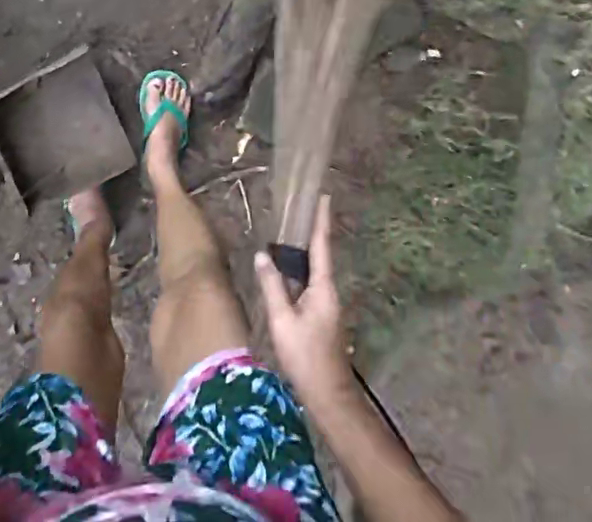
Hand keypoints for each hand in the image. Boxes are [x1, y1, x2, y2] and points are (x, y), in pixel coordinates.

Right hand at [254, 197, 352, 404]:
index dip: (321, 221)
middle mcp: (328, 291)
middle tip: (300, 205)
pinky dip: (298, 267)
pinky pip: (308, 282)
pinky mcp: (319, 314)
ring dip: (303, 248)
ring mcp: (325, 304)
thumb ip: (272, 286)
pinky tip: (284, 267)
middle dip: (311, 229)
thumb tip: (262, 255)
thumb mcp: (283, 320)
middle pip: (319, 254)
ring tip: (289, 228)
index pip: (322, 246)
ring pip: (313, 269)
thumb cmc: (306, 357)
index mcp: (323, 288)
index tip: (323, 196)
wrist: (328, 395)